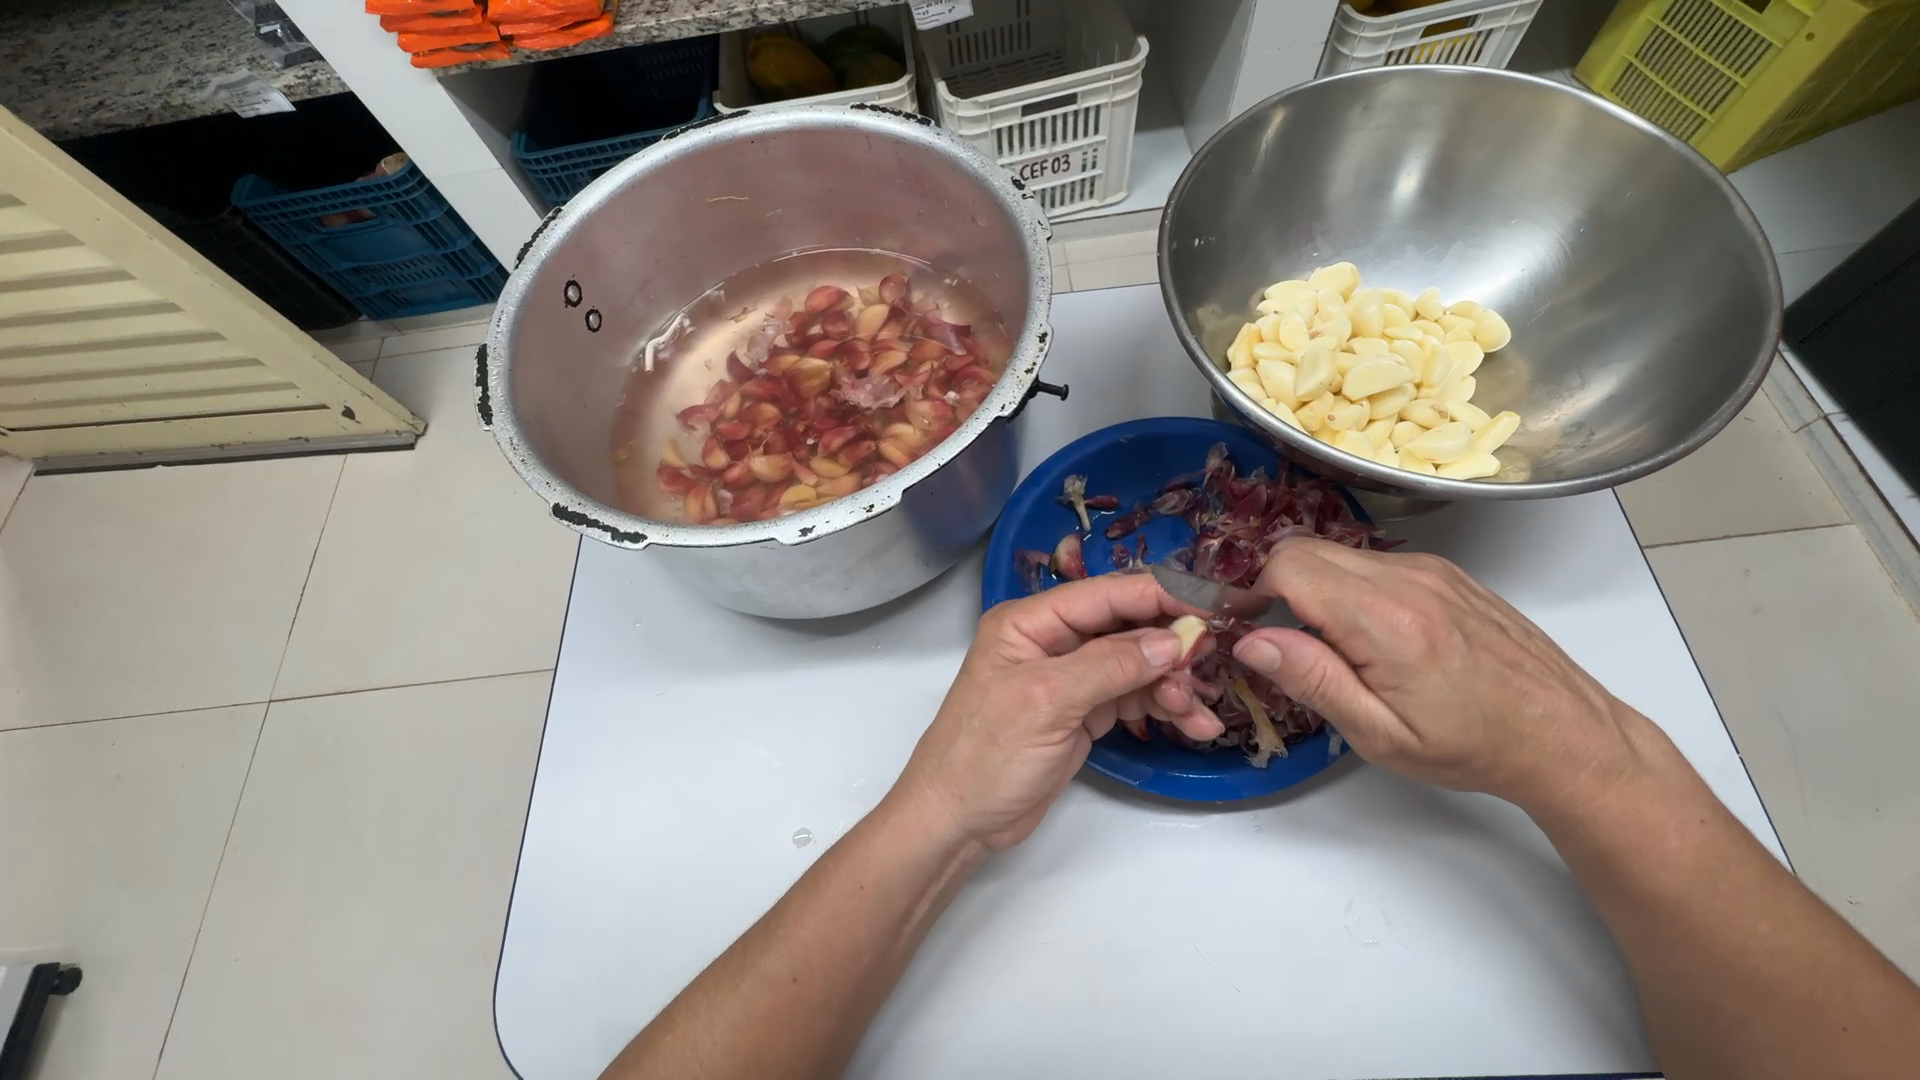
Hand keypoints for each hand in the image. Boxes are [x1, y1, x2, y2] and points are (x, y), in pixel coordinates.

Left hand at [894, 574, 1221, 850]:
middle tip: (1212, 662)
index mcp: (1030, 622)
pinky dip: (1161, 708)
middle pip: (1124, 627)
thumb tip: (1172, 640)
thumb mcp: (1046, 702)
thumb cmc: (986, 754)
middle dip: (1169, 644)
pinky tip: (1192, 724)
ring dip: (1171, 683)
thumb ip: (1109, 666)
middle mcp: (1052, 641)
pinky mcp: (1083, 712)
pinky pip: (1132, 698)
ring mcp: (1070, 678)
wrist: (958, 819)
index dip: (1156, 596)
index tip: (1209, 605)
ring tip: (1197, 710)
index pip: (1103, 595)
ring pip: (1135, 665)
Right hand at [1223, 538, 1640, 808]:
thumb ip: (1312, 679)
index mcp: (1386, 621)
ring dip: (1309, 585)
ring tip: (1322, 640)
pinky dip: (1345, 585)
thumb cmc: (1470, 747)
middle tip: (1272, 633)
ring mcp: (1428, 570)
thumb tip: (1251, 640)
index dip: (1250, 591)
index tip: (1241, 625)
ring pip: (1335, 553)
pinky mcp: (1444, 572)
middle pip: (1304, 550)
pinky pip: (1370, 562)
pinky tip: (1364, 631)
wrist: (1566, 735)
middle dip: (1272, 584)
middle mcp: (1406, 580)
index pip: (1288, 568)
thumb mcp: (1379, 734)